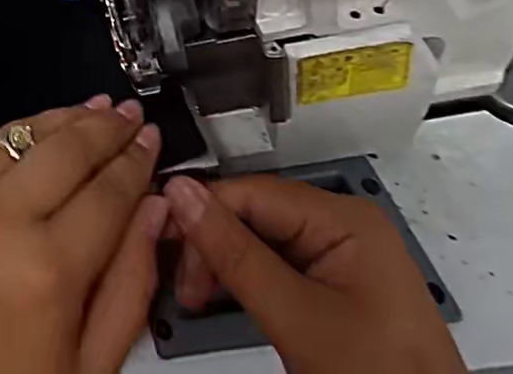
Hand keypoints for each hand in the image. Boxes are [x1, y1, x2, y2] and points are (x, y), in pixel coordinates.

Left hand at [0, 95, 167, 373]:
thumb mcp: (87, 367)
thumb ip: (130, 285)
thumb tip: (154, 216)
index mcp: (49, 271)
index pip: (110, 192)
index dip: (138, 162)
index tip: (154, 143)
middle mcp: (5, 220)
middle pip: (72, 148)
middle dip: (110, 126)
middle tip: (133, 116)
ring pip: (31, 132)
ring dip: (70, 116)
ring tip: (100, 108)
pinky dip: (25, 125)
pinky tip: (46, 123)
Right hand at [164, 174, 467, 373]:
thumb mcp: (298, 319)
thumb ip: (235, 254)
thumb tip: (183, 196)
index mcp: (345, 219)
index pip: (249, 192)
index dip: (202, 213)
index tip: (166, 236)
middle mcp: (343, 225)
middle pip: (251, 212)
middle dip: (211, 244)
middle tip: (187, 282)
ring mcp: (338, 254)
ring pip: (257, 238)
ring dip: (224, 264)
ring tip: (202, 296)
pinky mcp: (331, 282)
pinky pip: (273, 262)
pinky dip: (245, 280)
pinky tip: (230, 299)